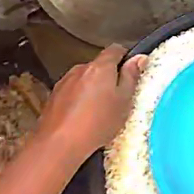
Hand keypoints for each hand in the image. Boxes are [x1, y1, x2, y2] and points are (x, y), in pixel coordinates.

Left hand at [38, 45, 144, 161]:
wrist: (58, 144)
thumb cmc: (96, 123)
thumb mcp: (124, 100)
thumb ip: (132, 76)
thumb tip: (139, 58)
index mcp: (100, 67)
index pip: (116, 49)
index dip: (126, 57)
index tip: (132, 71)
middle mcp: (80, 69)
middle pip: (99, 65)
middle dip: (109, 76)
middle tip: (119, 96)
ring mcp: (64, 83)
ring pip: (85, 79)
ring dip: (93, 88)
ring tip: (100, 111)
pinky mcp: (53, 97)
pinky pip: (72, 92)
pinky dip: (79, 99)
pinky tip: (83, 118)